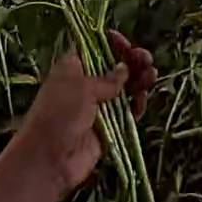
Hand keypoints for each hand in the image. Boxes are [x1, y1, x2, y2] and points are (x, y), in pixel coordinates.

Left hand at [3, 30, 154, 197]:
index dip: (111, 44)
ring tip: (152, 73)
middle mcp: (87, 84)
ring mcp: (98, 106)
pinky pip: (126, 112)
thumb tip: (125, 68)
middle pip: (113, 67)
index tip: (125, 42)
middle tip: (146, 58)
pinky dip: (136, 104)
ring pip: (123, 89)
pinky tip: (144, 97)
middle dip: (131, 61)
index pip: (95, 47)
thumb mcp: (82, 88)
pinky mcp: (108, 127)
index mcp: (74, 67)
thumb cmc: (60, 113)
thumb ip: (107, 79)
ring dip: (138, 80)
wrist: (49, 160)